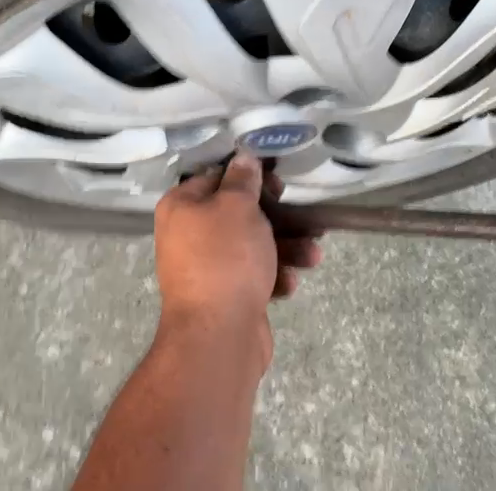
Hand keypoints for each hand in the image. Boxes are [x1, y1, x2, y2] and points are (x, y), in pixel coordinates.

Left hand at [153, 154, 321, 361]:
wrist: (218, 336)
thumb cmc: (225, 258)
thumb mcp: (238, 207)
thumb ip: (243, 180)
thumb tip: (243, 158)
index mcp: (181, 207)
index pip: (215, 178)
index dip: (247, 176)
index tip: (277, 180)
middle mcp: (188, 235)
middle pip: (238, 215)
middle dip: (277, 217)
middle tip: (304, 216)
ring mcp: (207, 268)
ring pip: (252, 247)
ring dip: (286, 248)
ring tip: (314, 254)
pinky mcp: (226, 297)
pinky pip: (254, 277)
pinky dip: (274, 276)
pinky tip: (291, 283)